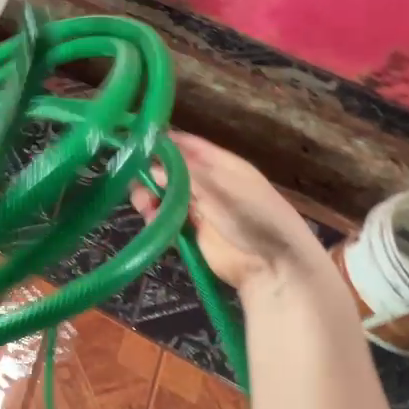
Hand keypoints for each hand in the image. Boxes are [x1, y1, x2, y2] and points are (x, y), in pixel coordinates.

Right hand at [129, 132, 325, 295]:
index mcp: (221, 165)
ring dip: (149, 194)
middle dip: (150, 170)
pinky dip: (154, 215)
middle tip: (134, 177)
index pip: (187, 145)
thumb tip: (150, 165)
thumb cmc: (253, 217)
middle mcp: (207, 182)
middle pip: (169, 168)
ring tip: (144, 202)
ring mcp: (198, 206)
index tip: (135, 142)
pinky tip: (151, 218)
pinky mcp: (190, 229)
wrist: (273, 267)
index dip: (162, 141)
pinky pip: (164, 216)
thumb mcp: (220, 188)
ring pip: (163, 192)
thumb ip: (184, 174)